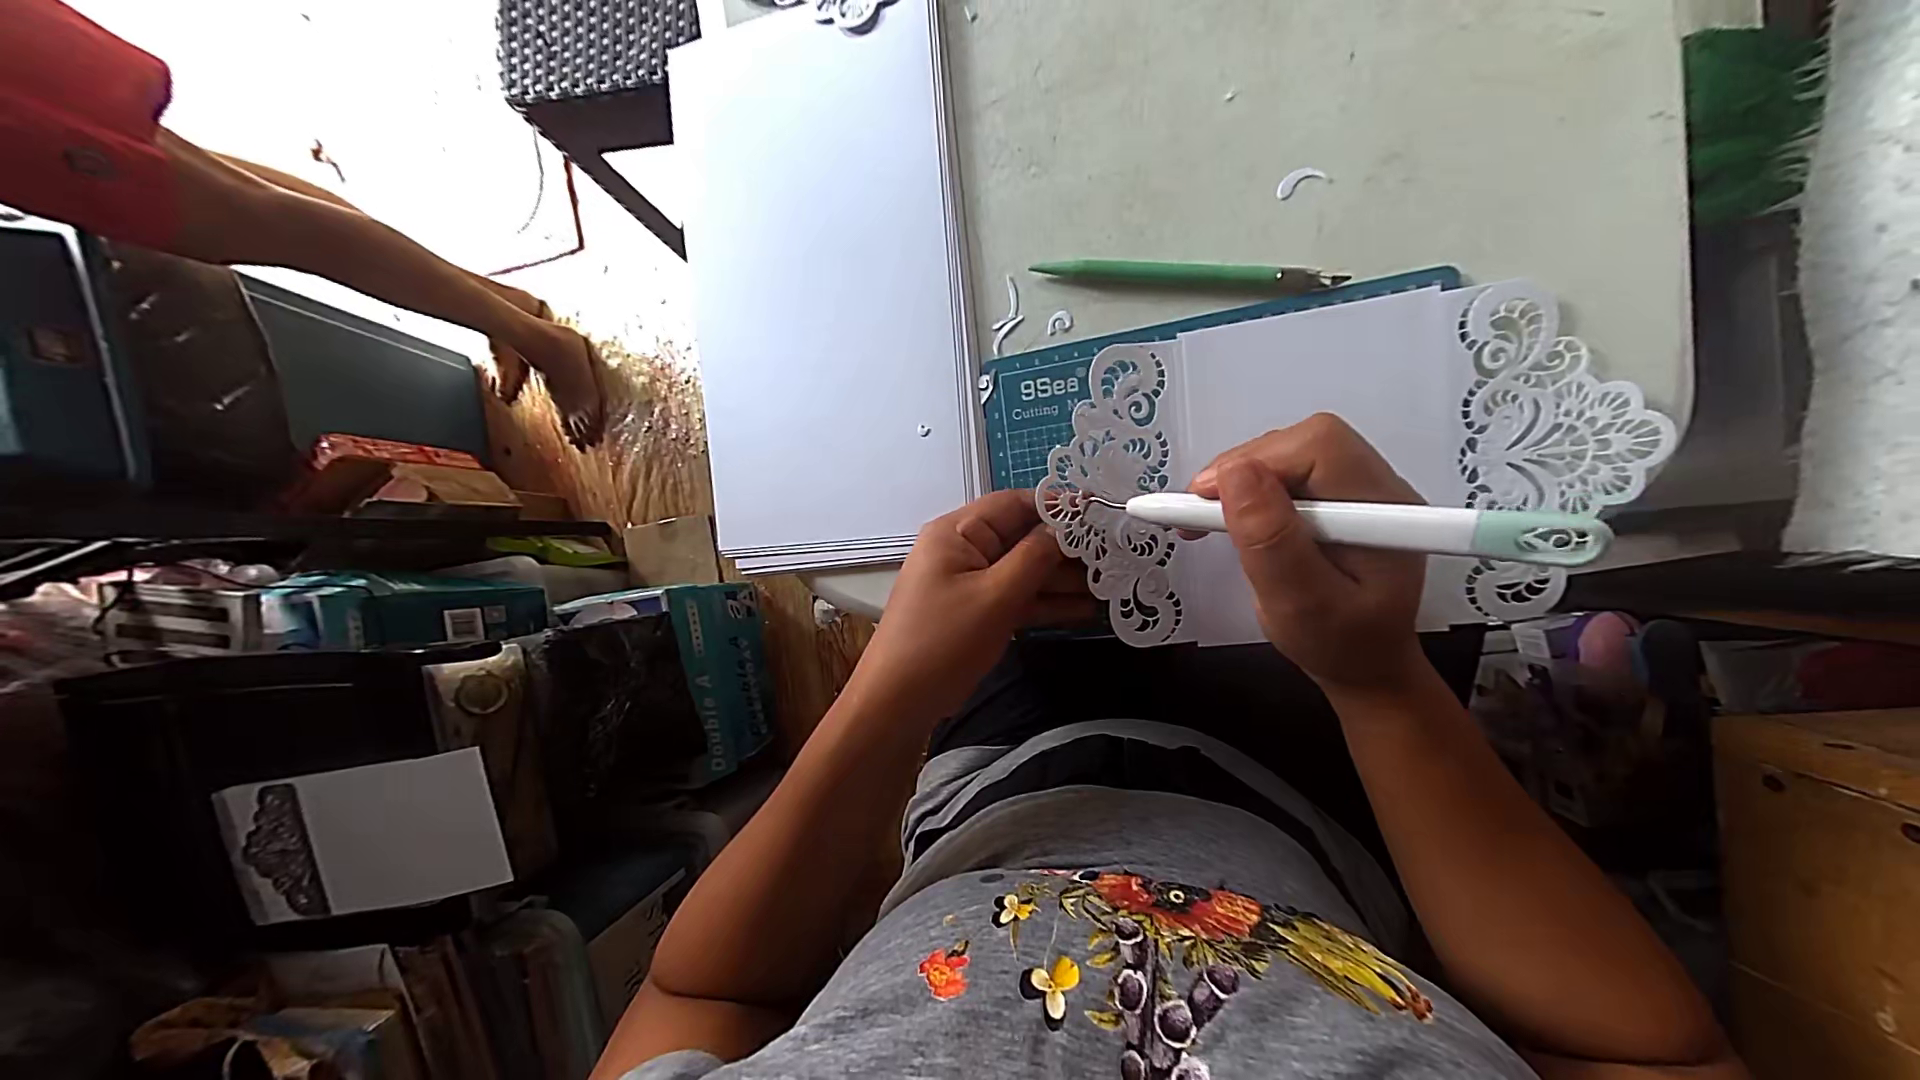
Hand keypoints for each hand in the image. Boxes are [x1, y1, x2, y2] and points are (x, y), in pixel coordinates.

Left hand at [853, 490, 1093, 719]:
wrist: (899, 701)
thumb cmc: (943, 641)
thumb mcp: (994, 596)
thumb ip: (1033, 558)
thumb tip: (1063, 530)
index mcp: (957, 532)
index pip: (1013, 504)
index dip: (1057, 506)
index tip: (1100, 512)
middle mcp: (964, 550)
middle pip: (1023, 538)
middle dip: (1067, 548)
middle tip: (1115, 554)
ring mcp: (971, 583)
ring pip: (1024, 571)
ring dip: (1062, 579)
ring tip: (1110, 584)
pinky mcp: (978, 611)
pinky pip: (1017, 598)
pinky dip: (1046, 603)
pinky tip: (1084, 609)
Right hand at [1190, 414, 1426, 693]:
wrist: (1362, 663)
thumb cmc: (1338, 643)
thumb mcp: (1299, 604)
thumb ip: (1270, 541)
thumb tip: (1234, 474)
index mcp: (1382, 512)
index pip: (1318, 448)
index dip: (1255, 462)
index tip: (1204, 499)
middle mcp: (1374, 489)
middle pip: (1298, 443)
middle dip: (1238, 471)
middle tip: (1198, 513)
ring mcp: (1354, 491)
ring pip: (1285, 454)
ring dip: (1237, 481)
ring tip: (1207, 520)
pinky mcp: (1331, 499)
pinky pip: (1283, 472)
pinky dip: (1244, 490)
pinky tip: (1227, 517)